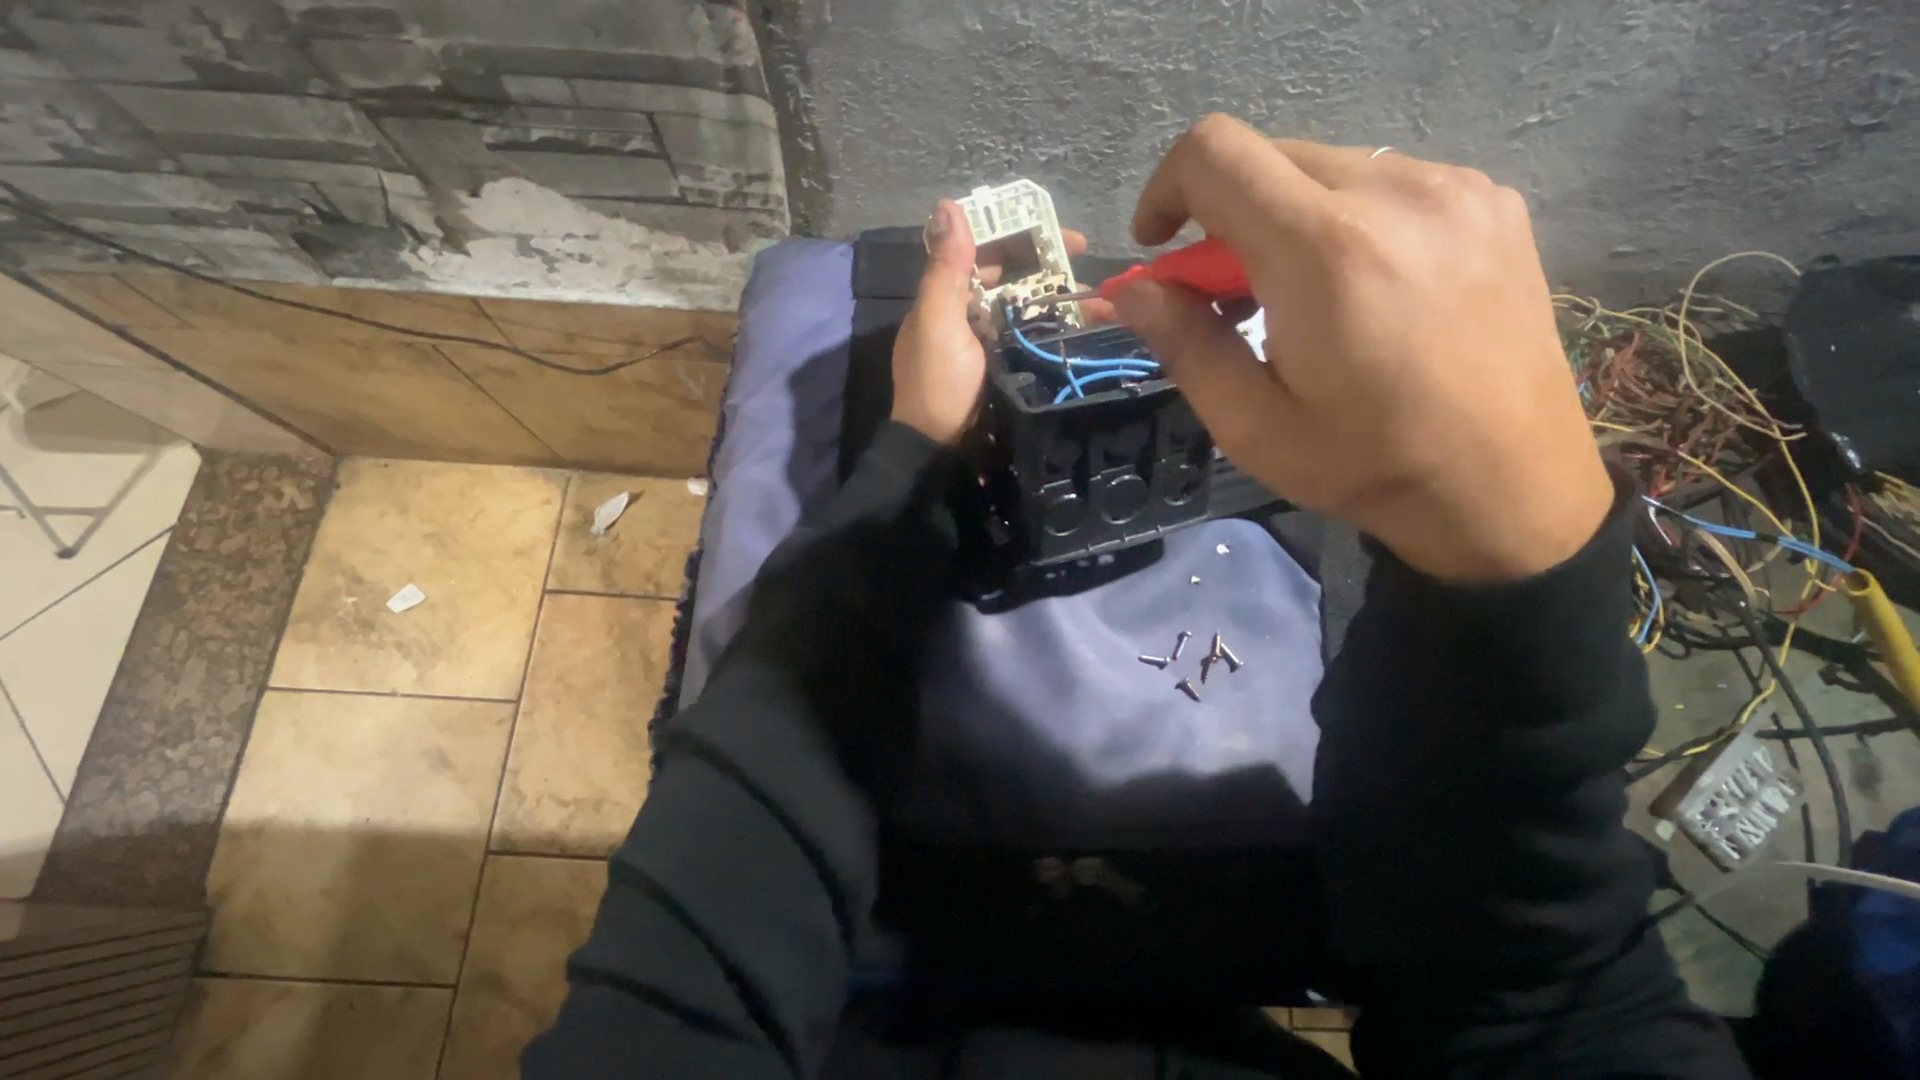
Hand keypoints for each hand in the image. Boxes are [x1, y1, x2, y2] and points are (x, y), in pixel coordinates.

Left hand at [889, 199, 1090, 444]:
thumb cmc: (938, 385)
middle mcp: (967, 316)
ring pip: (1028, 310)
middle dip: (1049, 268)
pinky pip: (1036, 341)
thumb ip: (946, 268)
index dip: (1019, 235)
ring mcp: (988, 346)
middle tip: (1088, 268)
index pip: (984, 252)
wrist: (942, 453)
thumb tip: (949, 204)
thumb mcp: (938, 322)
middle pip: (1011, 279)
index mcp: (945, 298)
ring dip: (1061, 301)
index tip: (1058, 233)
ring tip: (1099, 302)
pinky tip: (1089, 330)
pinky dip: (1060, 333)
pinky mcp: (1007, 371)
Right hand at [1107, 116, 1611, 581]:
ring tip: (1304, 298)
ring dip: (1287, 218)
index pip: (1215, 154)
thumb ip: (1183, 343)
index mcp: (1324, 253)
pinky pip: (1387, 181)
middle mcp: (1394, 193)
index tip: (1160, 247)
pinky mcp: (1491, 200)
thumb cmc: (1369, 466)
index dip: (1166, 190)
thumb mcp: (1252, 425)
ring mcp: (1454, 189)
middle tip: (1228, 295)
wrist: (1510, 486)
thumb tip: (1127, 288)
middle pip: (1267, 156)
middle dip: (1224, 217)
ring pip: (1327, 166)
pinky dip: (1348, 219)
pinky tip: (1367, 287)